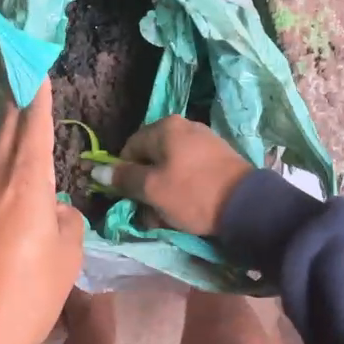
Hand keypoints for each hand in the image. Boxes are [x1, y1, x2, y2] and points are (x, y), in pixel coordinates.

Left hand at [0, 79, 84, 343]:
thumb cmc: (31, 291)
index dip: (38, 96)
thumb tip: (57, 209)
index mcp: (26, 183)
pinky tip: (16, 185)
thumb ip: (68, 221)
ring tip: (23, 126)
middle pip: (7, 133)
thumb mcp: (68, 255)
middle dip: (16, 105)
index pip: (34, 127)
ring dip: (10, 138)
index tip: (37, 69)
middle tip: (21, 78)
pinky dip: (5, 170)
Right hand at [94, 116, 253, 236]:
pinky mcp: (218, 157)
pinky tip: (188, 210)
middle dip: (146, 186)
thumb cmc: (193, 193)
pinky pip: (190, 171)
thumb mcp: (153, 189)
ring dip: (164, 192)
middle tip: (149, 213)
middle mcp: (184, 126)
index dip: (125, 173)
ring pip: (171, 167)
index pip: (131, 146)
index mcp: (165, 127)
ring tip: (169, 217)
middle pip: (152, 157)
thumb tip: (97, 170)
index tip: (129, 198)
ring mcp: (204, 140)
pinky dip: (184, 189)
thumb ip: (125, 178)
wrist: (246, 204)